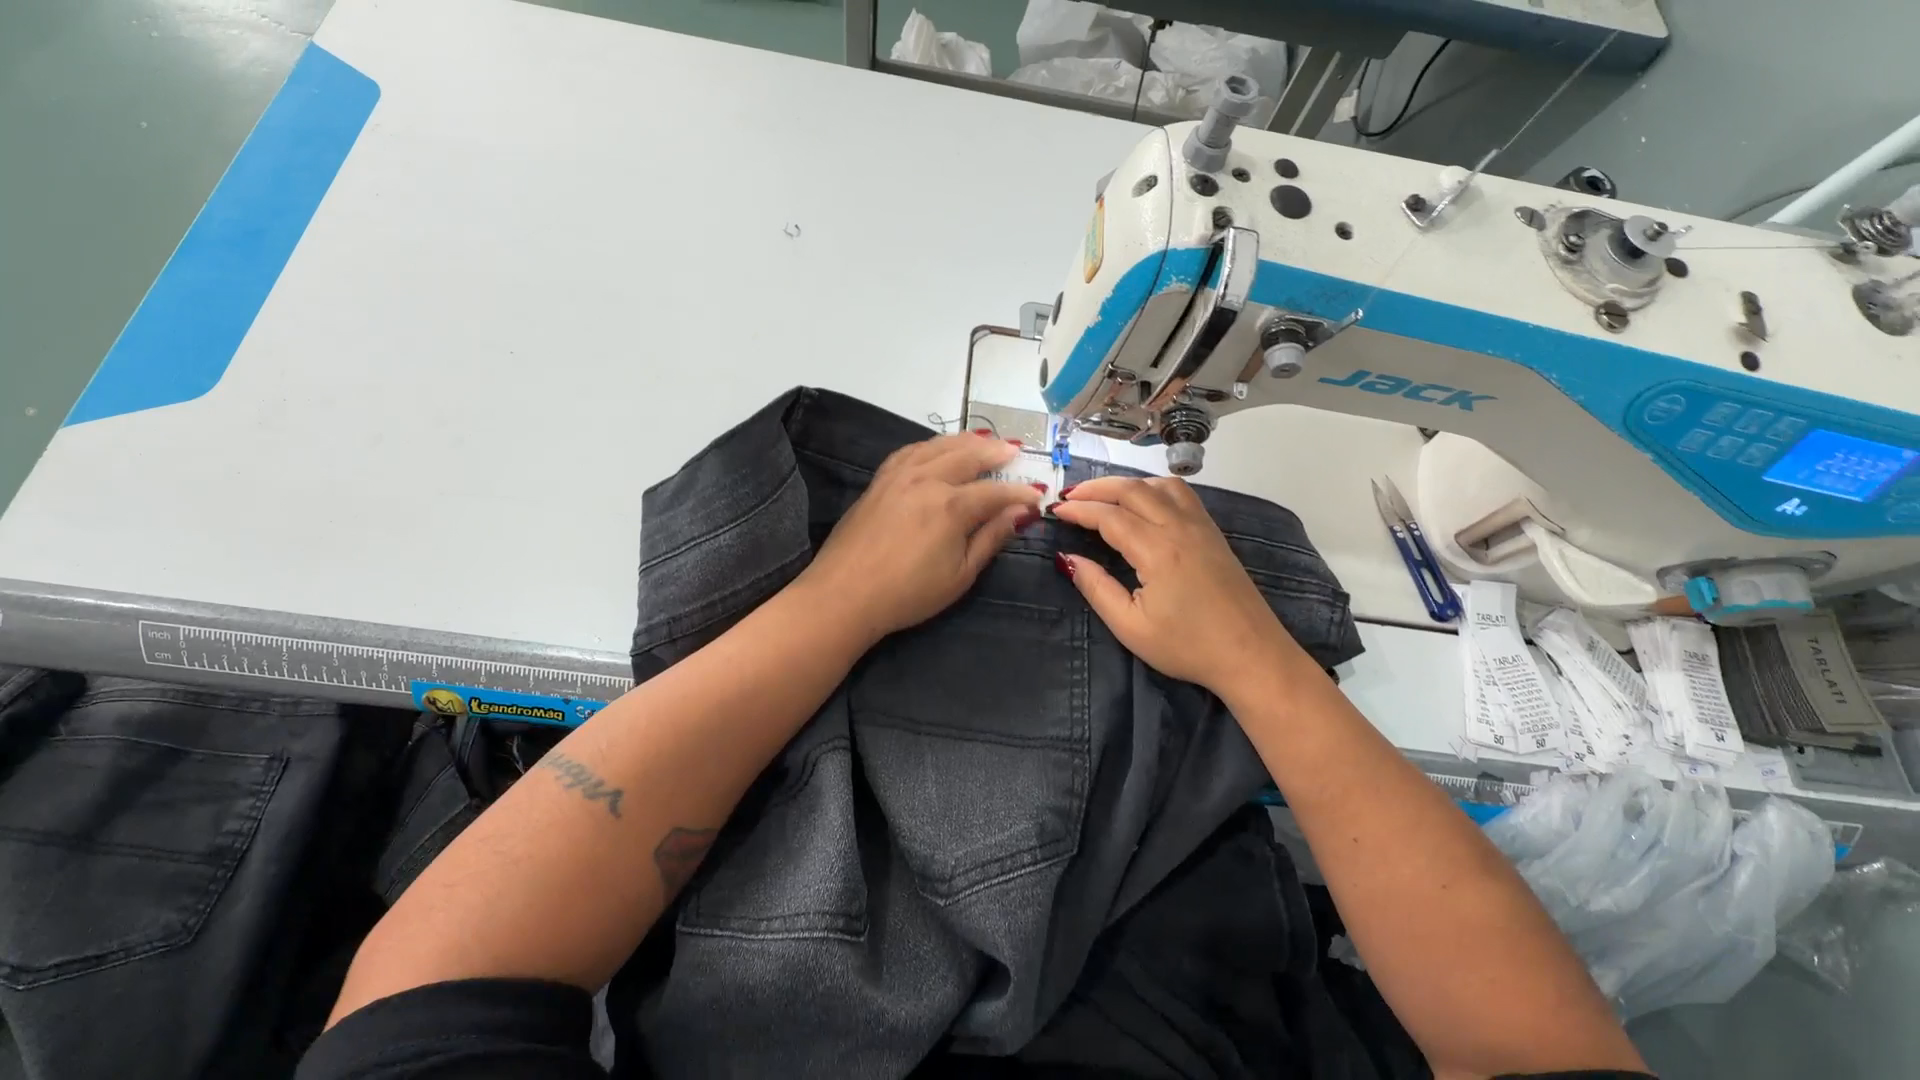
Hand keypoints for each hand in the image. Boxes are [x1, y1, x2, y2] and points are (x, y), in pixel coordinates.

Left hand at [795, 433, 1043, 644]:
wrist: (844, 595)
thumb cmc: (908, 594)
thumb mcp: (960, 575)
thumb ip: (992, 538)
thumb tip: (1021, 512)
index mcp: (951, 506)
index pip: (995, 492)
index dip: (1019, 493)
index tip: (1038, 495)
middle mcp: (927, 480)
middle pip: (968, 456)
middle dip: (995, 452)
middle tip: (1015, 449)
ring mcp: (899, 476)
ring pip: (938, 446)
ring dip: (965, 441)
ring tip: (984, 440)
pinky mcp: (879, 481)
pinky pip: (910, 451)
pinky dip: (931, 445)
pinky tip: (938, 447)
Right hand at [1050, 476, 1302, 697]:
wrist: (1251, 654)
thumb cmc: (1188, 647)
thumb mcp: (1131, 627)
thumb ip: (1096, 588)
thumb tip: (1068, 559)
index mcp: (1157, 550)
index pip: (1109, 516)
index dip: (1079, 510)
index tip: (1055, 511)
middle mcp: (1179, 528)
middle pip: (1132, 490)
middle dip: (1097, 488)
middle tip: (1069, 495)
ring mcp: (1201, 526)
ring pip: (1159, 485)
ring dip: (1128, 483)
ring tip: (1104, 495)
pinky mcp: (1214, 533)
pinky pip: (1182, 494)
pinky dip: (1155, 488)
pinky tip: (1145, 501)